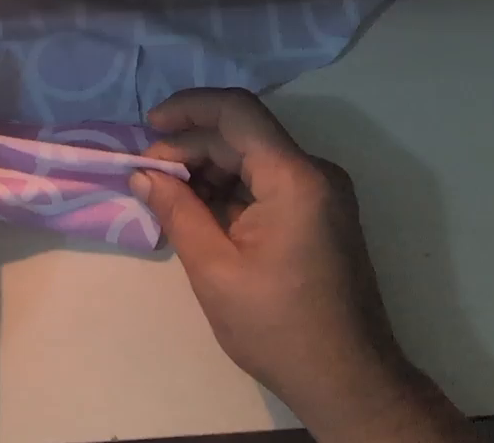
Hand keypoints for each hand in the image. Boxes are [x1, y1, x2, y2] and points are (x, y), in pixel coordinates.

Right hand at [130, 89, 470, 442]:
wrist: (350, 385)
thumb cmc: (280, 329)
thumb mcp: (215, 270)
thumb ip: (176, 211)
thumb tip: (142, 174)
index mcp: (293, 179)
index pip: (236, 111)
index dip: (188, 108)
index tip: (149, 128)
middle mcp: (313, 173)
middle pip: (239, 134)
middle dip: (188, 146)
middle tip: (146, 175)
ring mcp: (319, 191)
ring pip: (248, 154)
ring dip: (204, 167)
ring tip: (166, 195)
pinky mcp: (316, 211)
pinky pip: (262, 179)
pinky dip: (226, 186)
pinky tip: (196, 210)